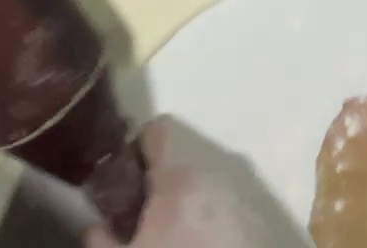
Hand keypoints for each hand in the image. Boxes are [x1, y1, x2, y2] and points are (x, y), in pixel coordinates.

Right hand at [87, 118, 265, 247]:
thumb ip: (100, 241)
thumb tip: (94, 227)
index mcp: (182, 177)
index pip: (158, 129)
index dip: (137, 150)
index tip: (128, 184)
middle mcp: (221, 177)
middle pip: (184, 160)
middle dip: (164, 184)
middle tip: (149, 221)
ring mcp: (252, 206)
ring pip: (212, 187)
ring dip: (194, 205)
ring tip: (181, 241)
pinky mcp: (272, 234)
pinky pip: (237, 213)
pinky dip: (221, 227)